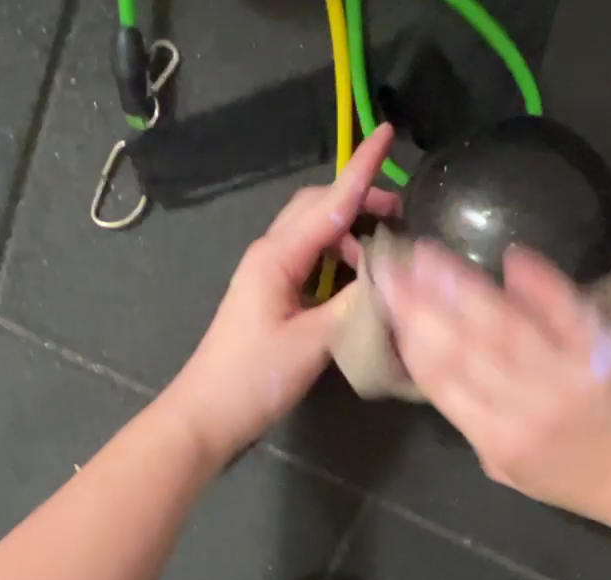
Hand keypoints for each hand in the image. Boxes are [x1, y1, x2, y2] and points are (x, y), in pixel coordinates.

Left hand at [158, 125, 400, 465]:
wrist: (209, 414)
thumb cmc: (254, 378)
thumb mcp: (313, 343)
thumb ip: (356, 307)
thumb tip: (396, 277)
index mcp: (278, 256)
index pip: (329, 203)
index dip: (362, 170)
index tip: (390, 134)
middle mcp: (272, 255)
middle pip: (318, 208)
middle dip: (359, 200)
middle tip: (401, 215)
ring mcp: (270, 276)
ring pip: (316, 236)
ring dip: (351, 236)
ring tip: (386, 257)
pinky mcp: (273, 299)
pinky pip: (312, 263)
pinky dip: (340, 263)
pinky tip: (360, 285)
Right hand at [375, 242, 610, 525]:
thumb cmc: (562, 476)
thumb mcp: (502, 466)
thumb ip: (468, 417)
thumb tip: (434, 362)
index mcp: (498, 439)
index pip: (443, 380)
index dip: (411, 338)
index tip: (388, 302)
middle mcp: (528, 406)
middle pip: (465, 347)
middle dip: (424, 304)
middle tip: (394, 267)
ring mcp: (566, 376)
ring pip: (505, 326)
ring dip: (463, 287)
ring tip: (430, 257)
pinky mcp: (601, 353)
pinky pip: (566, 312)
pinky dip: (539, 283)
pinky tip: (511, 258)